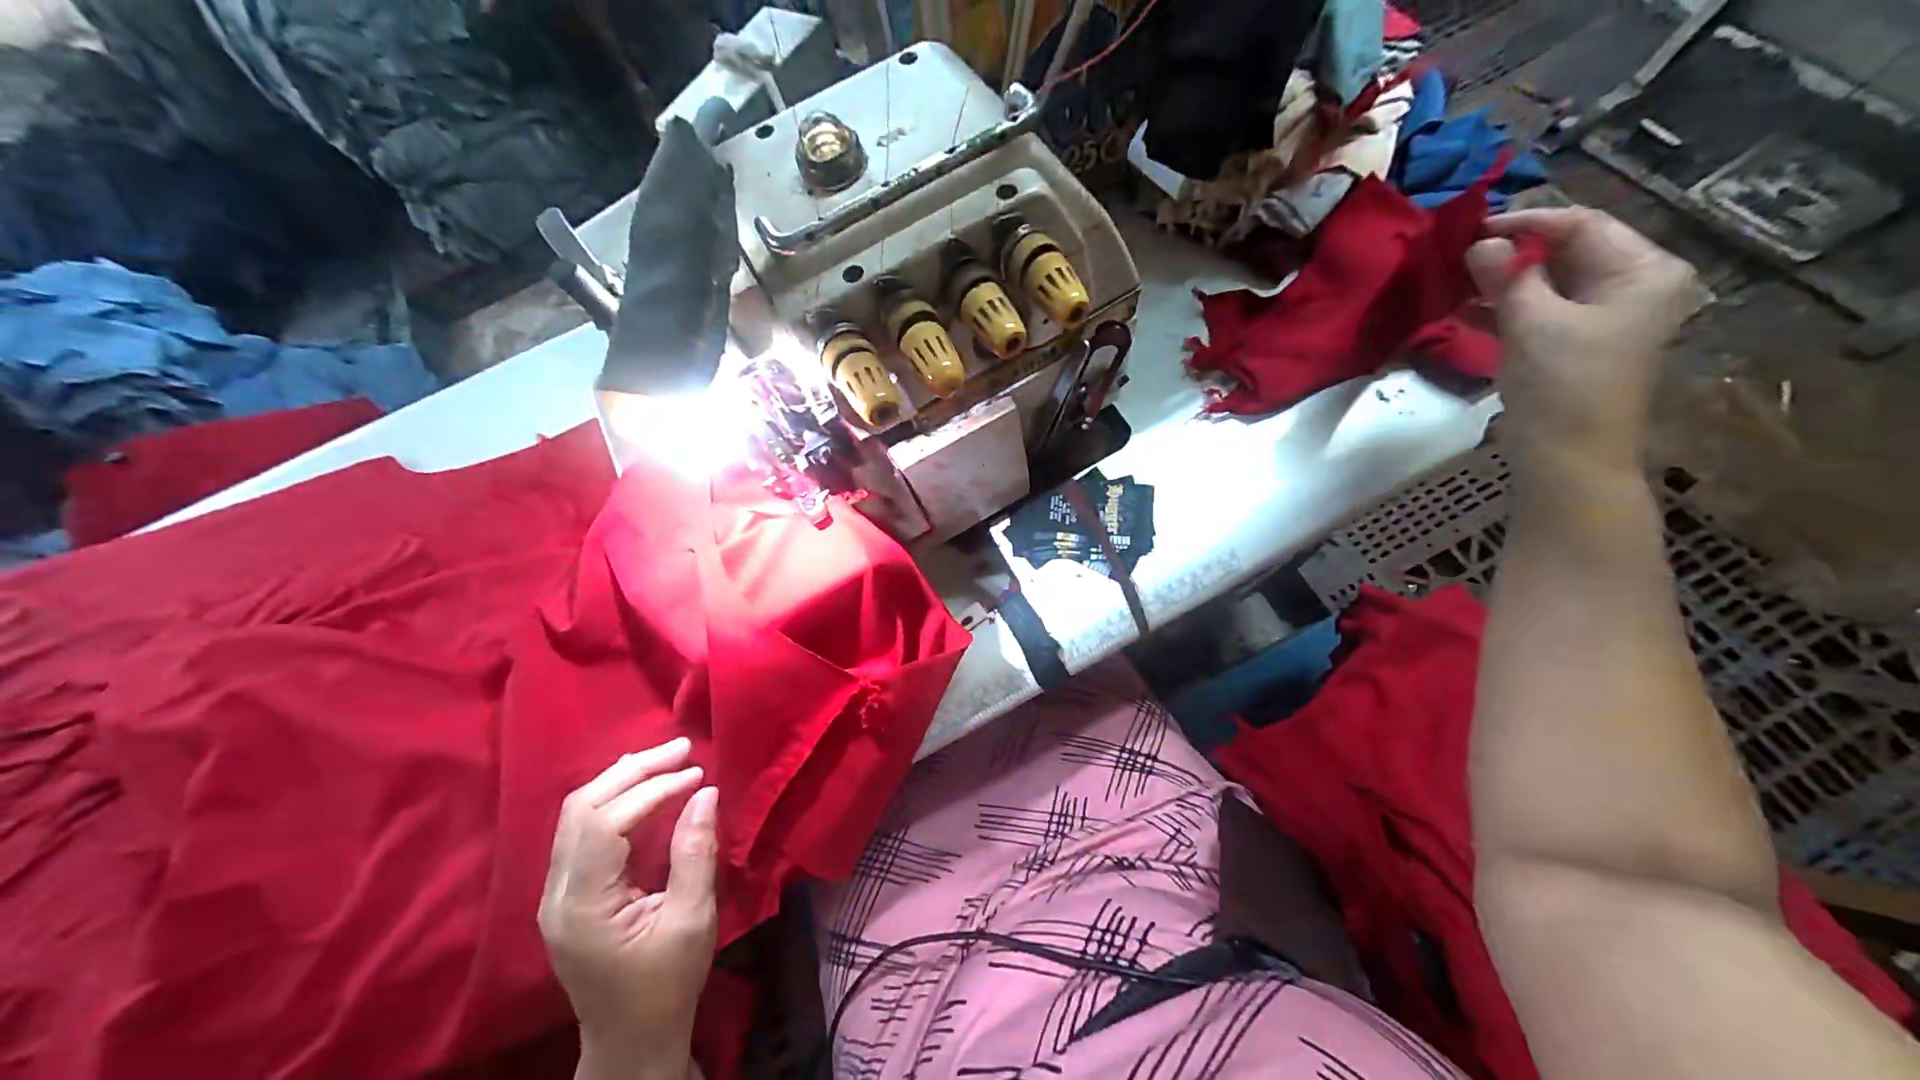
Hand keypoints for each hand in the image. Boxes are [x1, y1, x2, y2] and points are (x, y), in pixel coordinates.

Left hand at [540, 738, 718, 1079]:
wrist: (631, 1042)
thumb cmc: (667, 986)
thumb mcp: (691, 922)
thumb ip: (695, 854)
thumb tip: (706, 792)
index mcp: (581, 905)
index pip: (603, 822)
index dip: (649, 789)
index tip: (696, 774)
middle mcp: (556, 892)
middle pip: (581, 807)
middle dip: (634, 770)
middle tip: (682, 749)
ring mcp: (556, 892)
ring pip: (579, 812)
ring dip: (623, 779)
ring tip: (669, 760)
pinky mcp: (569, 891)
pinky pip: (585, 829)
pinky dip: (618, 799)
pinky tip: (648, 789)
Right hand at [1466, 208, 1700, 470]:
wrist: (1568, 458)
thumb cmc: (1562, 385)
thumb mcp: (1532, 323)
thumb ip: (1507, 277)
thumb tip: (1480, 243)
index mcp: (1643, 271)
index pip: (1582, 225)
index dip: (1526, 223)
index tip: (1472, 228)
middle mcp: (1632, 285)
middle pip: (1566, 252)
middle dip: (1511, 252)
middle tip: (1457, 254)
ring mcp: (1604, 317)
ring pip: (1548, 282)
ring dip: (1502, 280)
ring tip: (1454, 279)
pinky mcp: (1575, 343)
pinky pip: (1540, 310)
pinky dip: (1506, 306)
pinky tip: (1465, 307)